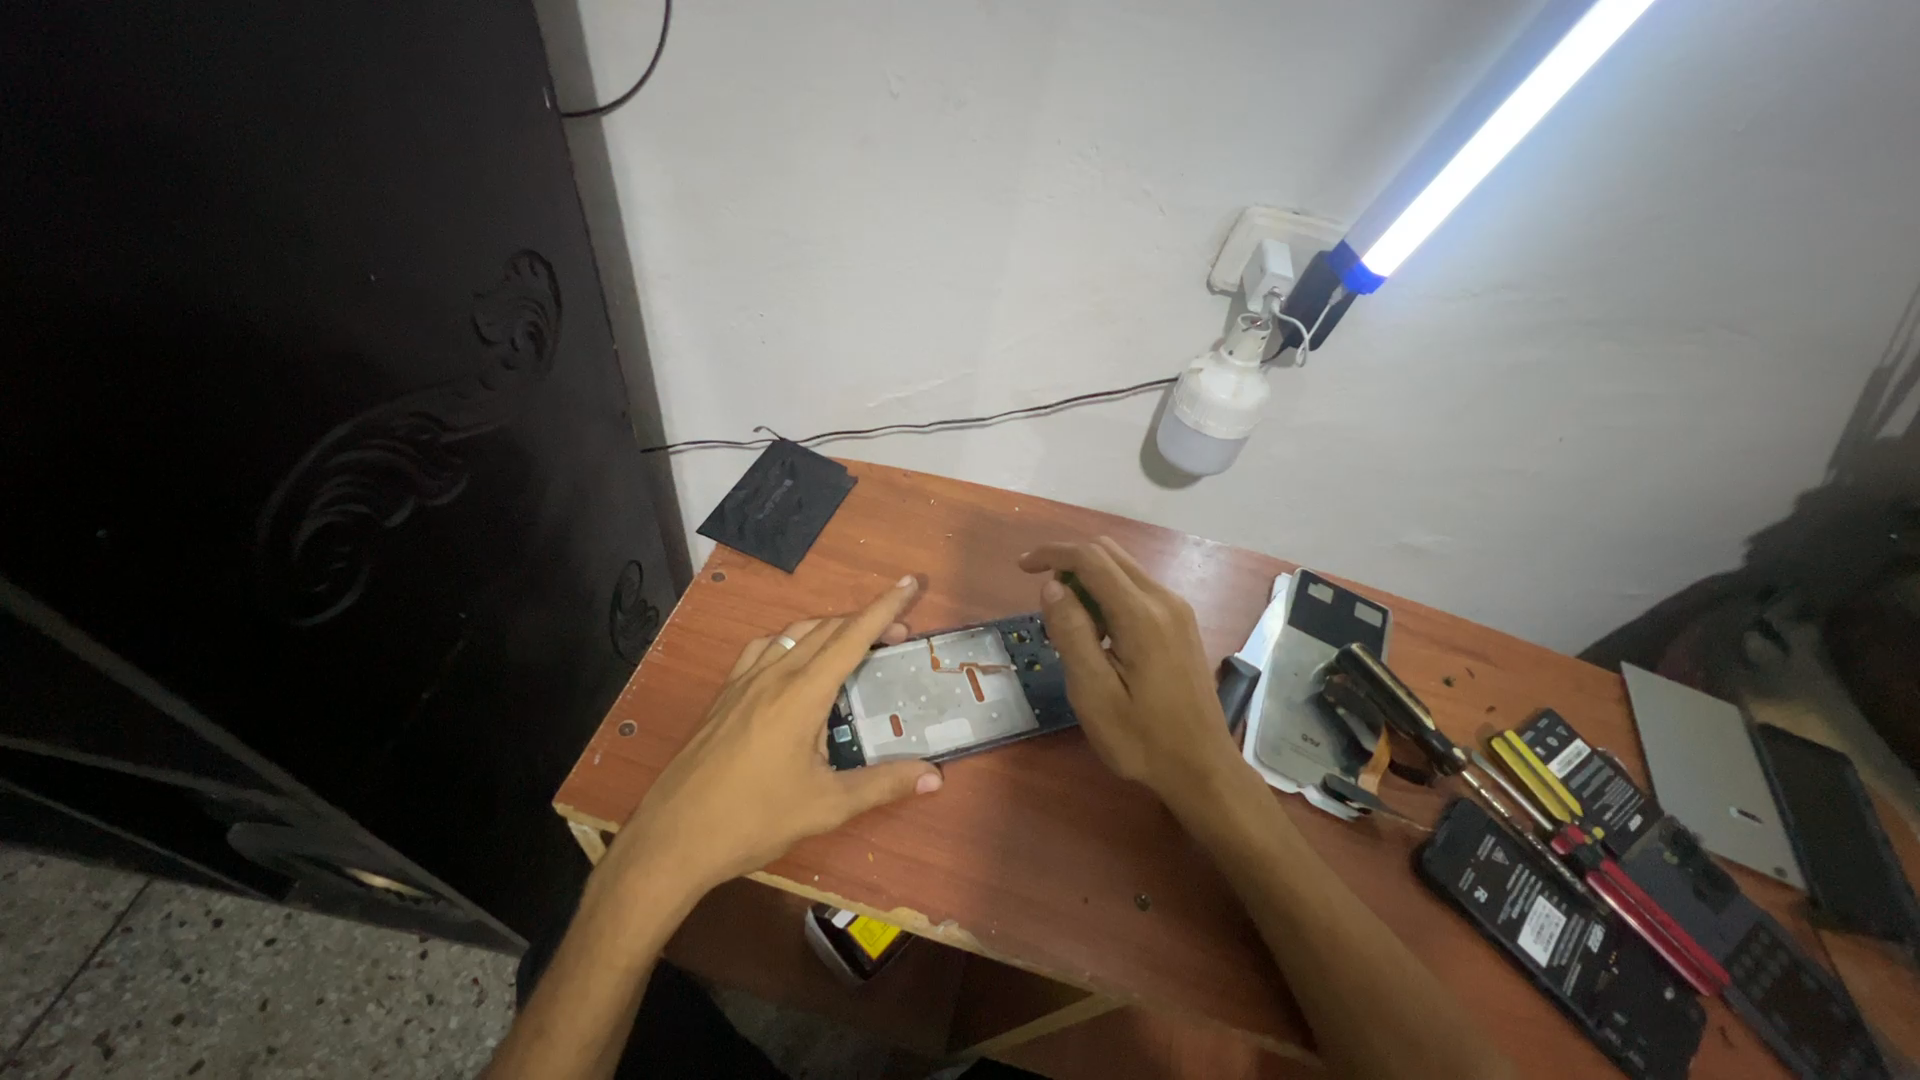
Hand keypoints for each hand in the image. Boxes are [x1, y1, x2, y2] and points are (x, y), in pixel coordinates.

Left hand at [603, 576, 943, 896]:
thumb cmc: (754, 820)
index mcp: (802, 695)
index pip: (852, 637)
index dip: (885, 607)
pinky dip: (791, 643)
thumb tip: (936, 775)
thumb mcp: (827, 806)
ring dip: (829, 629)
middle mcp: (772, 676)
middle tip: (900, 633)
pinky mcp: (724, 696)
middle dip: (866, 621)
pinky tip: (793, 664)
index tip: (909, 582)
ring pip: (793, 635)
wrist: (673, 838)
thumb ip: (883, 784)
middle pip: (826, 629)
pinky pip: (763, 650)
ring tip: (853, 644)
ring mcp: (742, 683)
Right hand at [1020, 539, 1243, 807]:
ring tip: (1069, 628)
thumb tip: (1051, 587)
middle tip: (1045, 605)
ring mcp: (1177, 610)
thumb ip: (1072, 634)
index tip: (1022, 568)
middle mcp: (1164, 600)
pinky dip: (1108, 596)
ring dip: (1088, 582)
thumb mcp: (1093, 694)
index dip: (1052, 554)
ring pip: (1123, 569)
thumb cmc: (1141, 739)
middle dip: (1069, 564)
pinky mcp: (1180, 623)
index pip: (1090, 558)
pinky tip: (1099, 636)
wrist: (1201, 767)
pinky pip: (1137, 590)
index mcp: (1141, 615)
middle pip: (1109, 554)